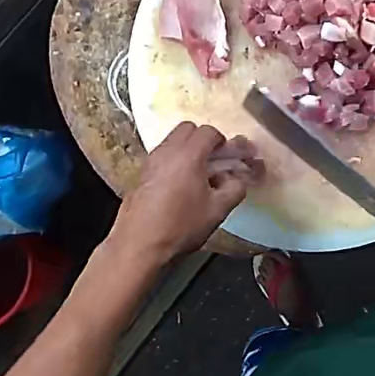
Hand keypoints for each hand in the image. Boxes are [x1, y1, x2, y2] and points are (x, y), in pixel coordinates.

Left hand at [108, 122, 261, 271]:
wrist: (139, 246)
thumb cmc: (181, 225)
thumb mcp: (219, 209)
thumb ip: (235, 188)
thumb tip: (236, 179)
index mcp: (188, 155)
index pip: (208, 132)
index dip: (223, 142)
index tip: (231, 157)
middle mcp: (167, 152)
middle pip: (187, 129)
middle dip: (204, 140)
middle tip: (215, 160)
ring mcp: (150, 163)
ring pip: (173, 142)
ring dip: (188, 150)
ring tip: (199, 175)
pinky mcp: (140, 176)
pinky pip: (162, 157)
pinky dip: (175, 162)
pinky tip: (182, 187)